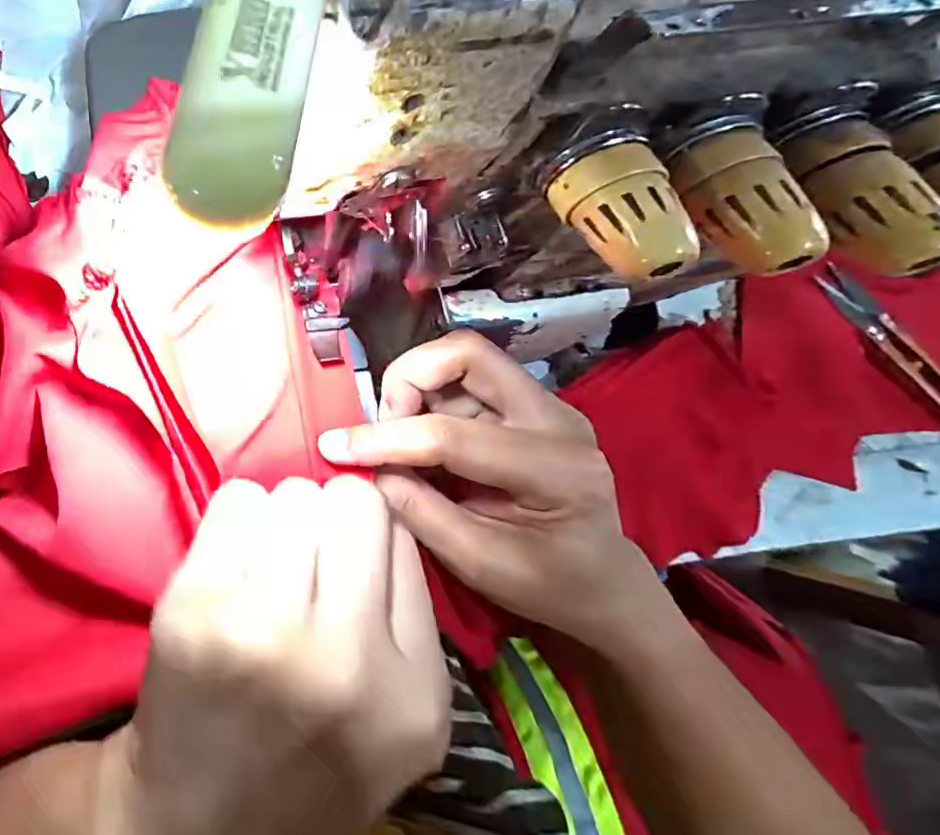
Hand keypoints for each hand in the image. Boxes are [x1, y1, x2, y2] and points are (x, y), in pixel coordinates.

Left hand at [103, 477, 450, 834]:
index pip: (400, 535)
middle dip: (326, 517)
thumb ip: (404, 608)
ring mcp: (263, 632)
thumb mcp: (397, 710)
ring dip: (279, 519)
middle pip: (349, 502)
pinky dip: (233, 521)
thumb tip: (377, 497)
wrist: (196, 821)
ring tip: (264, 569)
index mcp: (414, 691)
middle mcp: (345, 660)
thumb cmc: (304, 758)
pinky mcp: (193, 609)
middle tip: (302, 557)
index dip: (368, 534)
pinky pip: (234, 501)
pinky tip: (228, 569)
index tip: (344, 556)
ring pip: (291, 494)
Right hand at [315, 331, 669, 656]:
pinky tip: (423, 440)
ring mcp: (545, 405)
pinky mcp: (529, 403)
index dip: (387, 439)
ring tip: (400, 439)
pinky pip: (466, 379)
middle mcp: (556, 420)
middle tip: (385, 424)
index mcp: (556, 470)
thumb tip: (367, 469)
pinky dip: (429, 400)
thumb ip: (420, 513)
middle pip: (467, 354)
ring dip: (416, 389)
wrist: (604, 583)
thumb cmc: (548, 585)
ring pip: (463, 360)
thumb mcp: (480, 565)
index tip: (336, 448)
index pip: (455, 435)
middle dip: (408, 377)